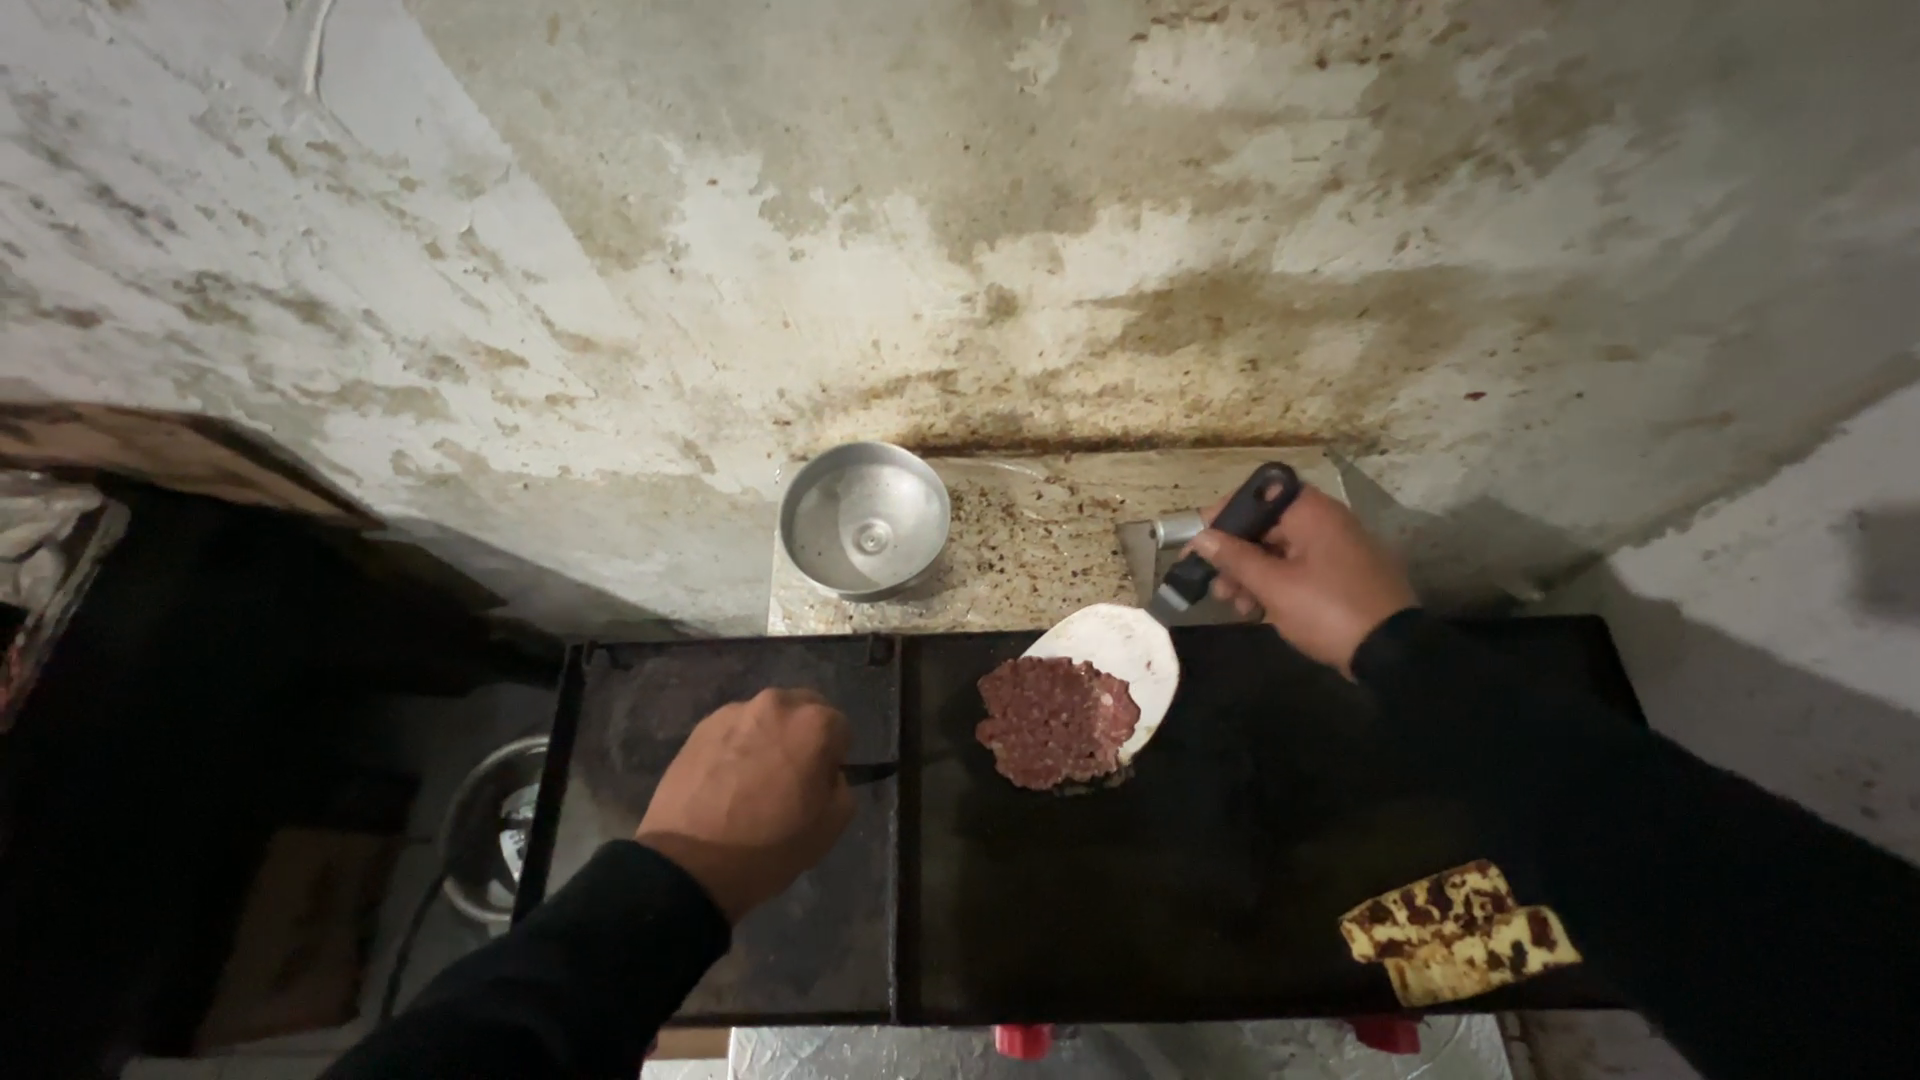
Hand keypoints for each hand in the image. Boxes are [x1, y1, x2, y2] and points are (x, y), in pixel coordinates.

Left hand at [635, 688, 855, 922]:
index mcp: (815, 723)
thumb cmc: (770, 846)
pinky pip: (734, 730)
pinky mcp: (701, 727)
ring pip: (766, 719)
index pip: (841, 729)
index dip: (834, 758)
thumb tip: (825, 774)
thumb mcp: (831, 826)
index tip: (819, 784)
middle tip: (790, 776)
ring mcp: (735, 712)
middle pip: (804, 710)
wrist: (689, 864)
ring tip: (751, 780)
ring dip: (768, 738)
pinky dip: (737, 747)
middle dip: (803, 736)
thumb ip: (840, 786)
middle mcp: (776, 704)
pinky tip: (726, 780)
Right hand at [1191, 485, 1416, 676]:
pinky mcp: (1341, 574)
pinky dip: (1274, 583)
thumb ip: (1234, 558)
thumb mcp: (1273, 586)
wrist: (1392, 652)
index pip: (1258, 495)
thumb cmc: (1327, 610)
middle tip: (1213, 582)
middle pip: (1266, 525)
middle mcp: (1325, 521)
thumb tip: (1201, 537)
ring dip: (1250, 573)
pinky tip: (1255, 609)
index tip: (1201, 540)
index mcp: (1312, 513)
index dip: (1225, 514)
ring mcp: (1336, 549)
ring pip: (1279, 550)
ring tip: (1232, 603)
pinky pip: (1298, 568)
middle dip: (1234, 553)